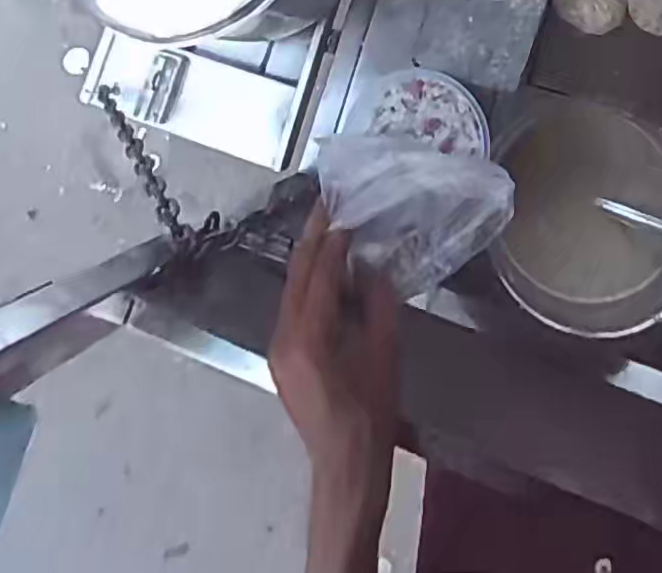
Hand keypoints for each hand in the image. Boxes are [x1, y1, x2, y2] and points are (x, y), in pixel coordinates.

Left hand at [271, 204, 399, 572]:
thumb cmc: (371, 407)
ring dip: (312, 257)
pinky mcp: (283, 355)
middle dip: (314, 235)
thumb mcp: (384, 349)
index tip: (347, 208)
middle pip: (297, 273)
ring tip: (334, 226)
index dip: (334, 237)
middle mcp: (283, 335)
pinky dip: (312, 282)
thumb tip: (372, 264)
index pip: (319, 272)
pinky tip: (331, 269)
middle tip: (330, 202)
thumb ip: (377, 301)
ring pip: (293, 288)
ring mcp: (278, 347)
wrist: (345, 460)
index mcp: (308, 334)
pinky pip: (295, 305)